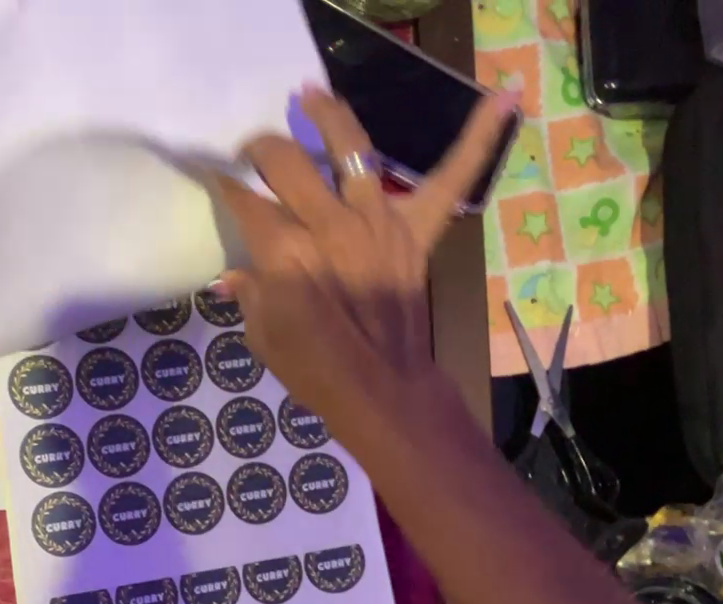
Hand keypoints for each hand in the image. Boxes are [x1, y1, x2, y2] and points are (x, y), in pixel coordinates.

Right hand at [210, 88, 517, 435]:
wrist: (379, 389)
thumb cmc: (313, 372)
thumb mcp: (265, 337)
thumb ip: (251, 295)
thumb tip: (231, 276)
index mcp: (282, 254)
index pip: (244, 201)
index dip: (223, 186)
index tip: (213, 178)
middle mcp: (327, 225)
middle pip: (286, 162)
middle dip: (260, 149)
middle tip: (253, 154)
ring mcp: (375, 221)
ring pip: (350, 146)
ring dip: (326, 112)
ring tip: (308, 95)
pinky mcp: (414, 231)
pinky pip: (448, 178)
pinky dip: (478, 138)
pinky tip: (509, 96)